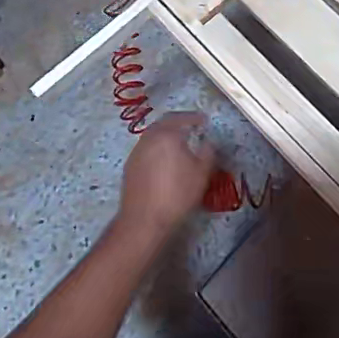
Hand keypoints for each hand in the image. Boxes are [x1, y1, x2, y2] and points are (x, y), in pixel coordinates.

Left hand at [118, 112, 215, 235]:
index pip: (180, 117)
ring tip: (179, 145)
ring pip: (153, 136)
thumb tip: (209, 142)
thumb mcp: (202, 173)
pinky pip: (147, 149)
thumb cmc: (177, 194)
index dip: (193, 117)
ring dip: (166, 136)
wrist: (144, 220)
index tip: (203, 121)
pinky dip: (158, 149)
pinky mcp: (130, 167)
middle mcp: (148, 138)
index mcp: (167, 134)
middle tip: (191, 128)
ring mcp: (136, 152)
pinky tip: (165, 161)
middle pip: (163, 124)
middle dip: (178, 123)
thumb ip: (208, 152)